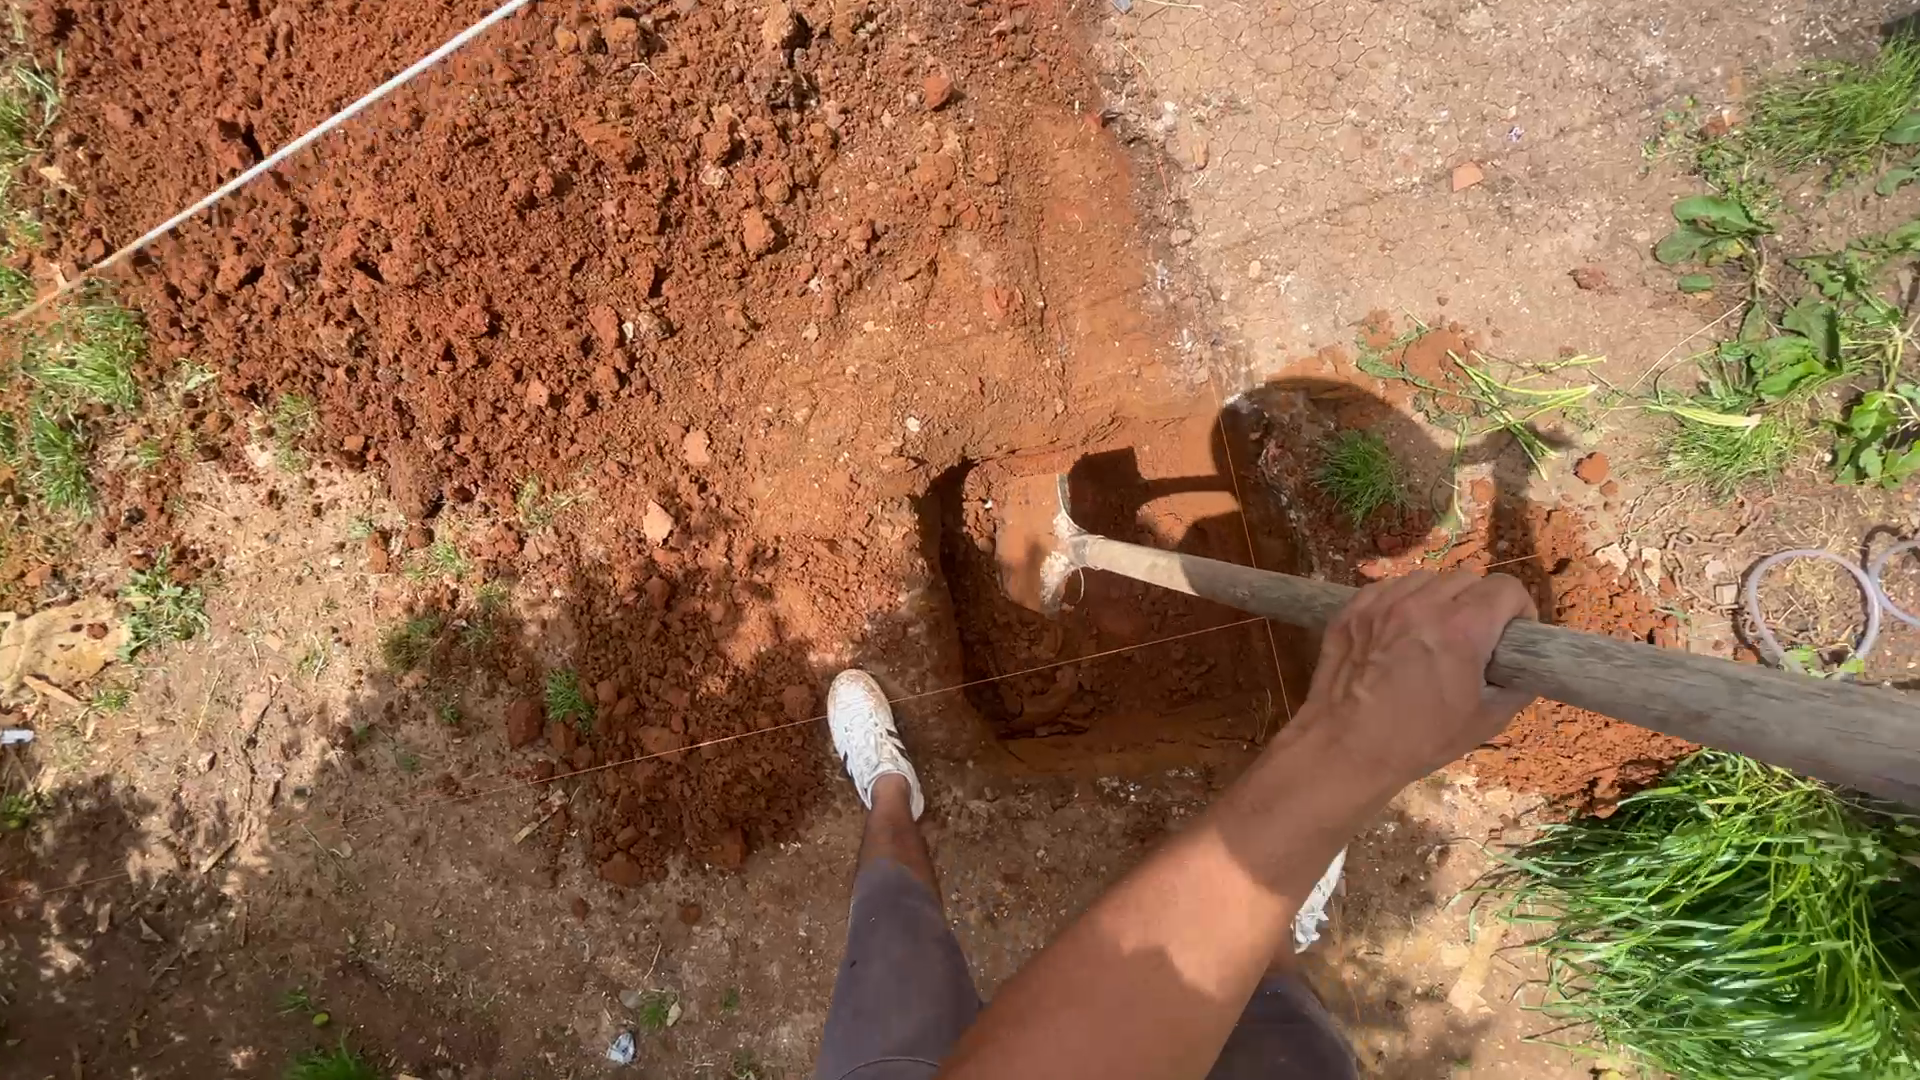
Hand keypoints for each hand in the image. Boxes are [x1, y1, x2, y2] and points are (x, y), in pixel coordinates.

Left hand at [1299, 570, 1536, 791]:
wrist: (1346, 744)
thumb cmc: (1419, 738)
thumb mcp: (1486, 719)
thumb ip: (1515, 683)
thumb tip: (1524, 667)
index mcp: (1460, 629)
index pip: (1505, 588)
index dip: (1518, 609)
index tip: (1511, 631)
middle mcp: (1418, 607)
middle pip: (1464, 578)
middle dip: (1479, 602)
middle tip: (1475, 634)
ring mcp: (1378, 606)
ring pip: (1422, 579)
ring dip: (1436, 597)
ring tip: (1434, 629)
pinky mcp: (1348, 612)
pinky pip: (1384, 589)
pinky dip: (1398, 601)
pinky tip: (1398, 628)